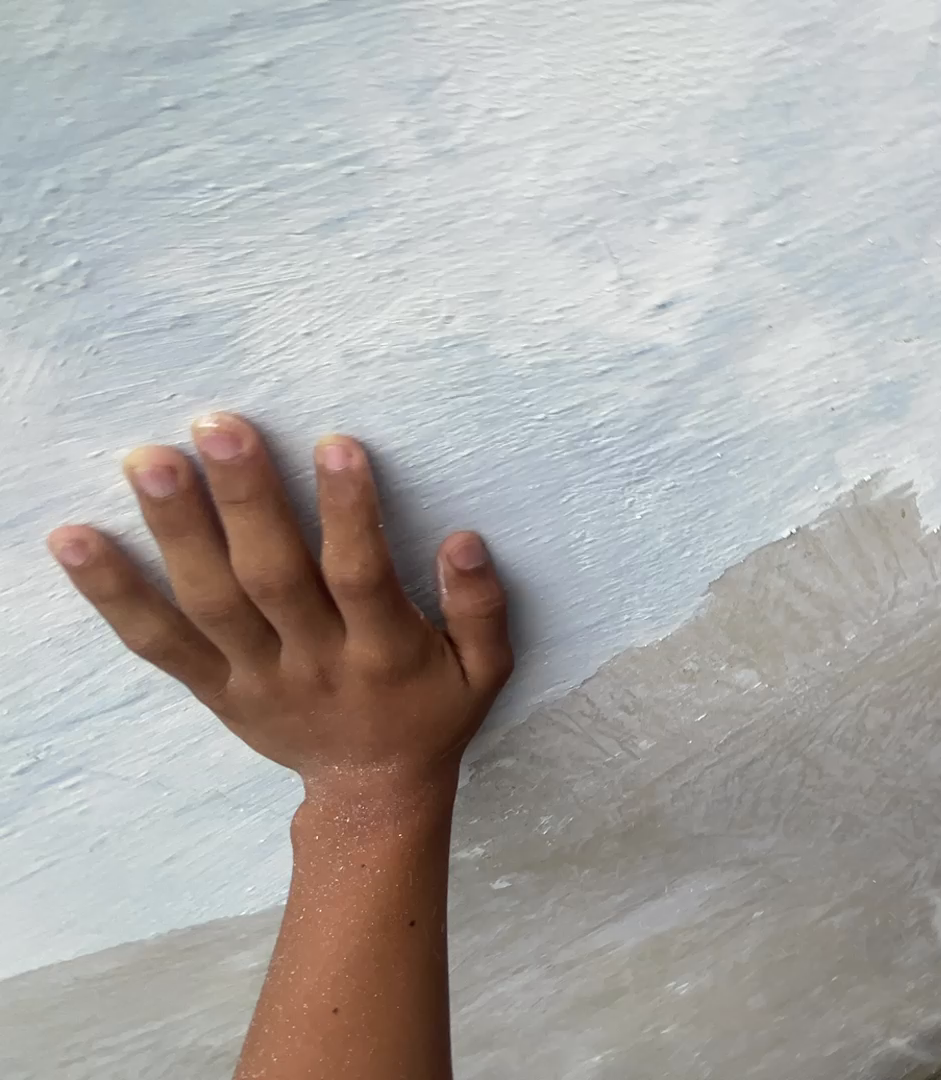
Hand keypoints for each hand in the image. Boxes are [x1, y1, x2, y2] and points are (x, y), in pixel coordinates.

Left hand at [46, 412, 512, 804]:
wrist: (375, 789)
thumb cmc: (439, 714)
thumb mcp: (489, 668)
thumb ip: (480, 608)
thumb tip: (463, 541)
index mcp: (386, 652)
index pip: (362, 574)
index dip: (350, 511)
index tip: (336, 445)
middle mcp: (315, 660)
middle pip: (272, 576)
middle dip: (246, 498)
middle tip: (219, 427)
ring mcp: (255, 676)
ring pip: (208, 600)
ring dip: (175, 528)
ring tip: (149, 459)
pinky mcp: (214, 688)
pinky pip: (155, 642)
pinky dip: (111, 592)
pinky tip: (74, 538)